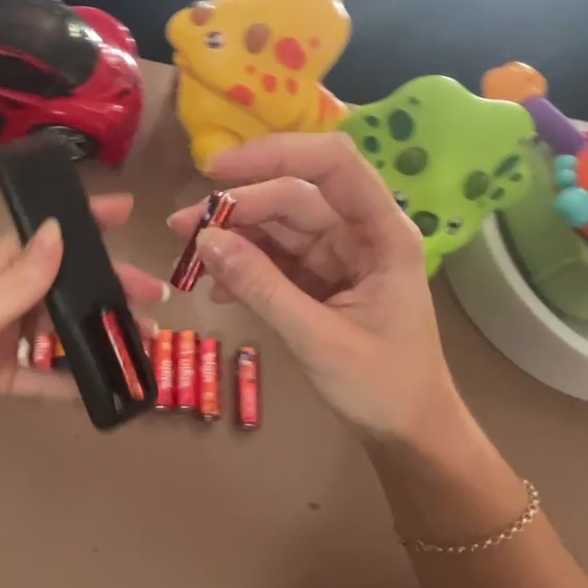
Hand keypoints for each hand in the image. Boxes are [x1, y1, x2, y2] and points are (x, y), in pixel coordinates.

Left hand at [0, 194, 167, 488]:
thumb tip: (56, 232)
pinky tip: (100, 386)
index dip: (78, 223)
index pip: (35, 240)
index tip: (123, 211)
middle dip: (102, 285)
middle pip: (54, 286)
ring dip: (92, 331)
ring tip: (141, 341)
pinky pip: (37, 376)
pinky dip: (67, 379)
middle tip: (152, 296)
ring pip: (52, 330)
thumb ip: (13, 284)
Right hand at [166, 133, 461, 443]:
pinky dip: (243, 270)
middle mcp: (360, 234)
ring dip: (232, 239)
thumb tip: (205, 240)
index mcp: (383, 233)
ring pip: (277, 228)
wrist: (408, 432)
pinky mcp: (319, 280)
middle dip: (237, 207)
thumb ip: (262, 288)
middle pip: (293, 197)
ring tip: (186, 258)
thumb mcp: (319, 338)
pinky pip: (274, 261)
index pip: (333, 165)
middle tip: (179, 228)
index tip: (217, 171)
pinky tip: (214, 288)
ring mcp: (338, 257)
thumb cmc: (384, 386)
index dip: (275, 155)